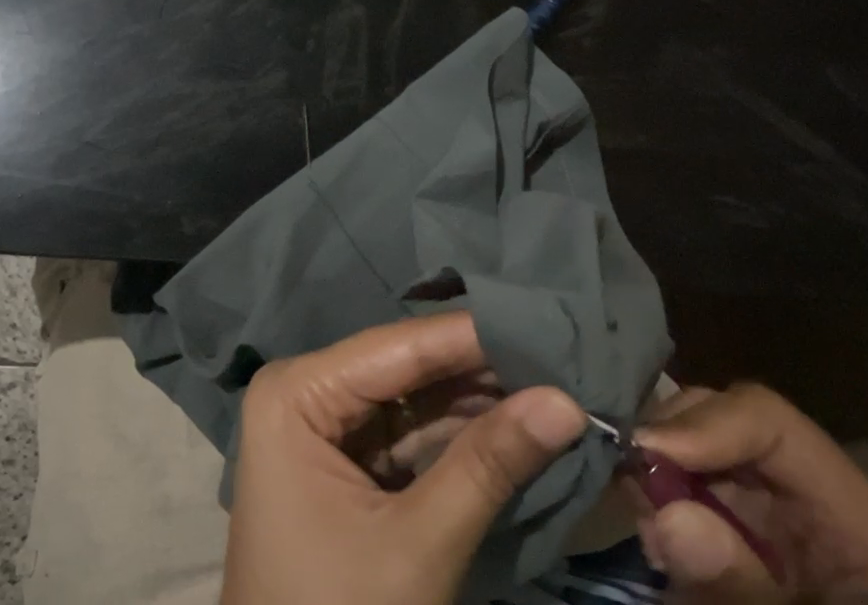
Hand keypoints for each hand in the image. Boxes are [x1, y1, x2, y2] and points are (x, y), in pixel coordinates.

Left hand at [222, 312, 588, 604]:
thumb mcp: (418, 543)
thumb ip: (488, 465)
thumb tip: (569, 401)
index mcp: (298, 393)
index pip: (401, 347)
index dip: (479, 335)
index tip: (553, 324)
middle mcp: (305, 390)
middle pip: (408, 366)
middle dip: (486, 367)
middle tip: (567, 356)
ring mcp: (323, 422)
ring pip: (415, 396)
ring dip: (482, 399)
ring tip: (559, 382)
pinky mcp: (345, 457)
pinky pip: (410, 430)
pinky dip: (461, 433)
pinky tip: (519, 421)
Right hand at [632, 384, 867, 602]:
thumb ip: (739, 589)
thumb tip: (668, 516)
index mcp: (858, 519)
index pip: (768, 421)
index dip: (701, 426)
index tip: (641, 454)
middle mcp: (818, 491)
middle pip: (727, 418)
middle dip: (670, 444)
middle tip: (632, 494)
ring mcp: (780, 505)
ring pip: (700, 440)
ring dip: (658, 468)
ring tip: (644, 523)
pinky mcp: (747, 523)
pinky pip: (692, 478)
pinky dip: (660, 491)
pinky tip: (655, 532)